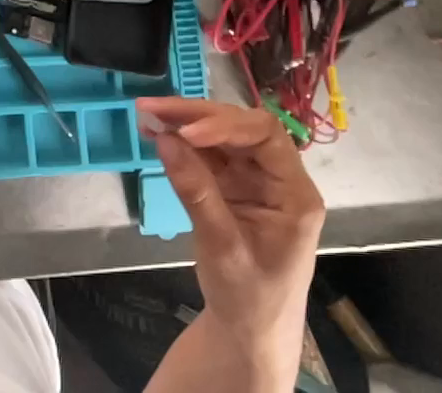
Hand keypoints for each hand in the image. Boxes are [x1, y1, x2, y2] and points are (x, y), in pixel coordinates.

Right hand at [138, 97, 324, 361]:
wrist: (248, 332)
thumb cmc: (248, 297)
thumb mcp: (223, 248)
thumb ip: (196, 192)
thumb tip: (165, 140)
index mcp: (294, 194)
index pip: (265, 136)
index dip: (225, 125)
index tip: (185, 132)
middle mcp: (276, 178)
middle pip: (239, 129)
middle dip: (196, 115)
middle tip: (151, 108)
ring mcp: (252, 181)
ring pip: (219, 136)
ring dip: (183, 123)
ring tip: (147, 114)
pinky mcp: (229, 187)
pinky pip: (205, 154)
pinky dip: (180, 142)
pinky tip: (156, 133)